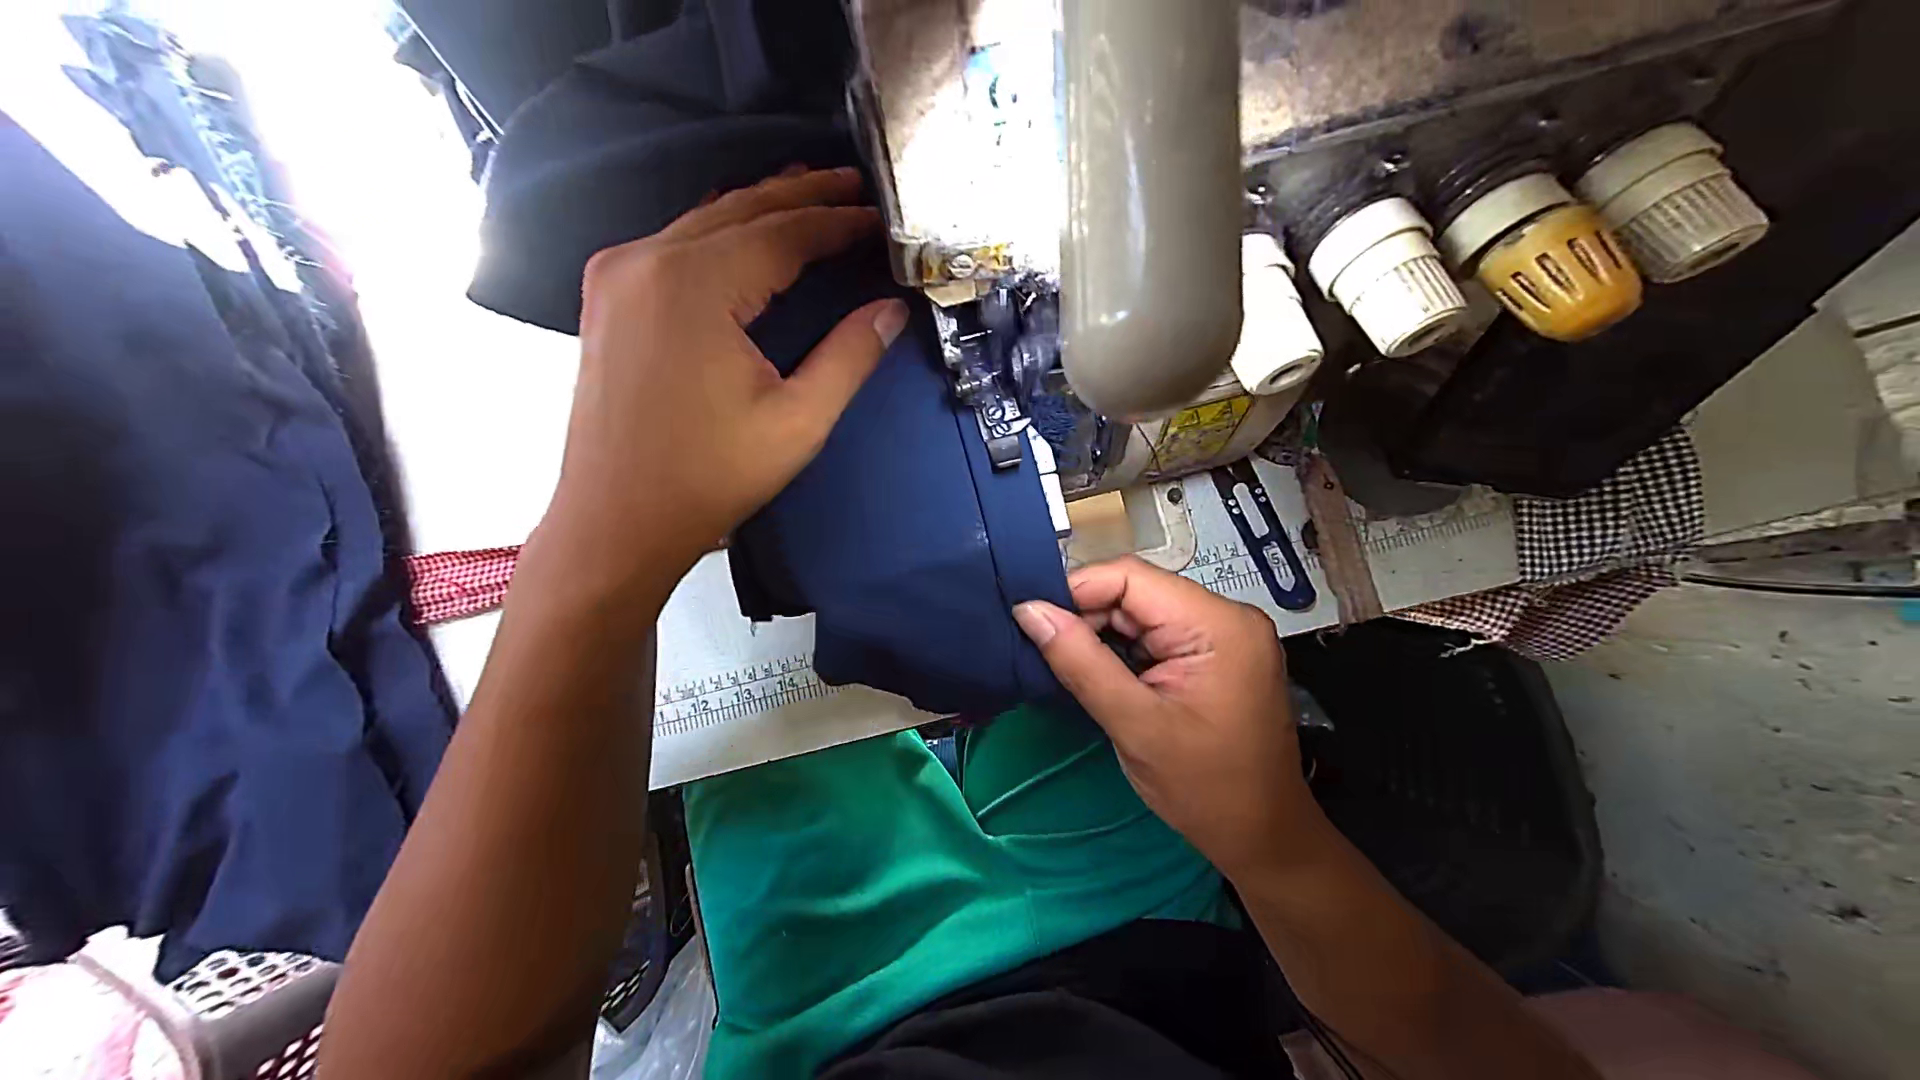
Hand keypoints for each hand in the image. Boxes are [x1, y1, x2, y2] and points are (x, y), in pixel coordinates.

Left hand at [531, 166, 908, 604]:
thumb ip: (850, 356)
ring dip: (763, 209)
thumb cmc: (709, 477)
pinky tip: (752, 237)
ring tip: (815, 199)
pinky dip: (724, 232)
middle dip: (804, 196)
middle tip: (854, 184)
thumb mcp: (797, 422)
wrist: (616, 519)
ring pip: (706, 219)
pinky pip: (677, 242)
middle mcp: (646, 259)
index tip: (880, 217)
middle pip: (741, 209)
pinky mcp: (608, 296)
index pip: (783, 233)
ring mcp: (617, 274)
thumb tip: (891, 309)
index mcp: (694, 285)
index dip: (838, 222)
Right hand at [1013, 556, 1316, 879]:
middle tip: (1047, 651)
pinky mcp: (1211, 653)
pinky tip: (1099, 672)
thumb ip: (1079, 661)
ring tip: (1068, 665)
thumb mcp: (1135, 724)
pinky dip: (1120, 649)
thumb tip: (1028, 611)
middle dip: (1086, 617)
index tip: (1033, 620)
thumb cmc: (1206, 789)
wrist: (1262, 838)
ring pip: (1139, 612)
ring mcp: (1221, 634)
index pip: (1131, 577)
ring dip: (1100, 634)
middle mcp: (1225, 616)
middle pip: (1135, 592)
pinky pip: (1153, 633)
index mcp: (1218, 624)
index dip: (1076, 591)